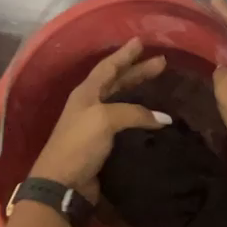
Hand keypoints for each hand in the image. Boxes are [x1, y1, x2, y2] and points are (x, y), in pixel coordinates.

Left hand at [28, 39, 170, 199]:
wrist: (62, 183)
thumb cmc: (79, 144)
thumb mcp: (104, 119)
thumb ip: (134, 113)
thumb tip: (164, 118)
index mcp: (85, 93)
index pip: (108, 67)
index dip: (125, 55)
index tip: (141, 42)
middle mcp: (89, 105)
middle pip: (116, 82)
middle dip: (137, 72)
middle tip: (161, 63)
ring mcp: (94, 125)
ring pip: (120, 102)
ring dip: (138, 93)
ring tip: (158, 86)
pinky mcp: (101, 144)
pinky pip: (124, 123)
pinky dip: (139, 117)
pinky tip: (151, 119)